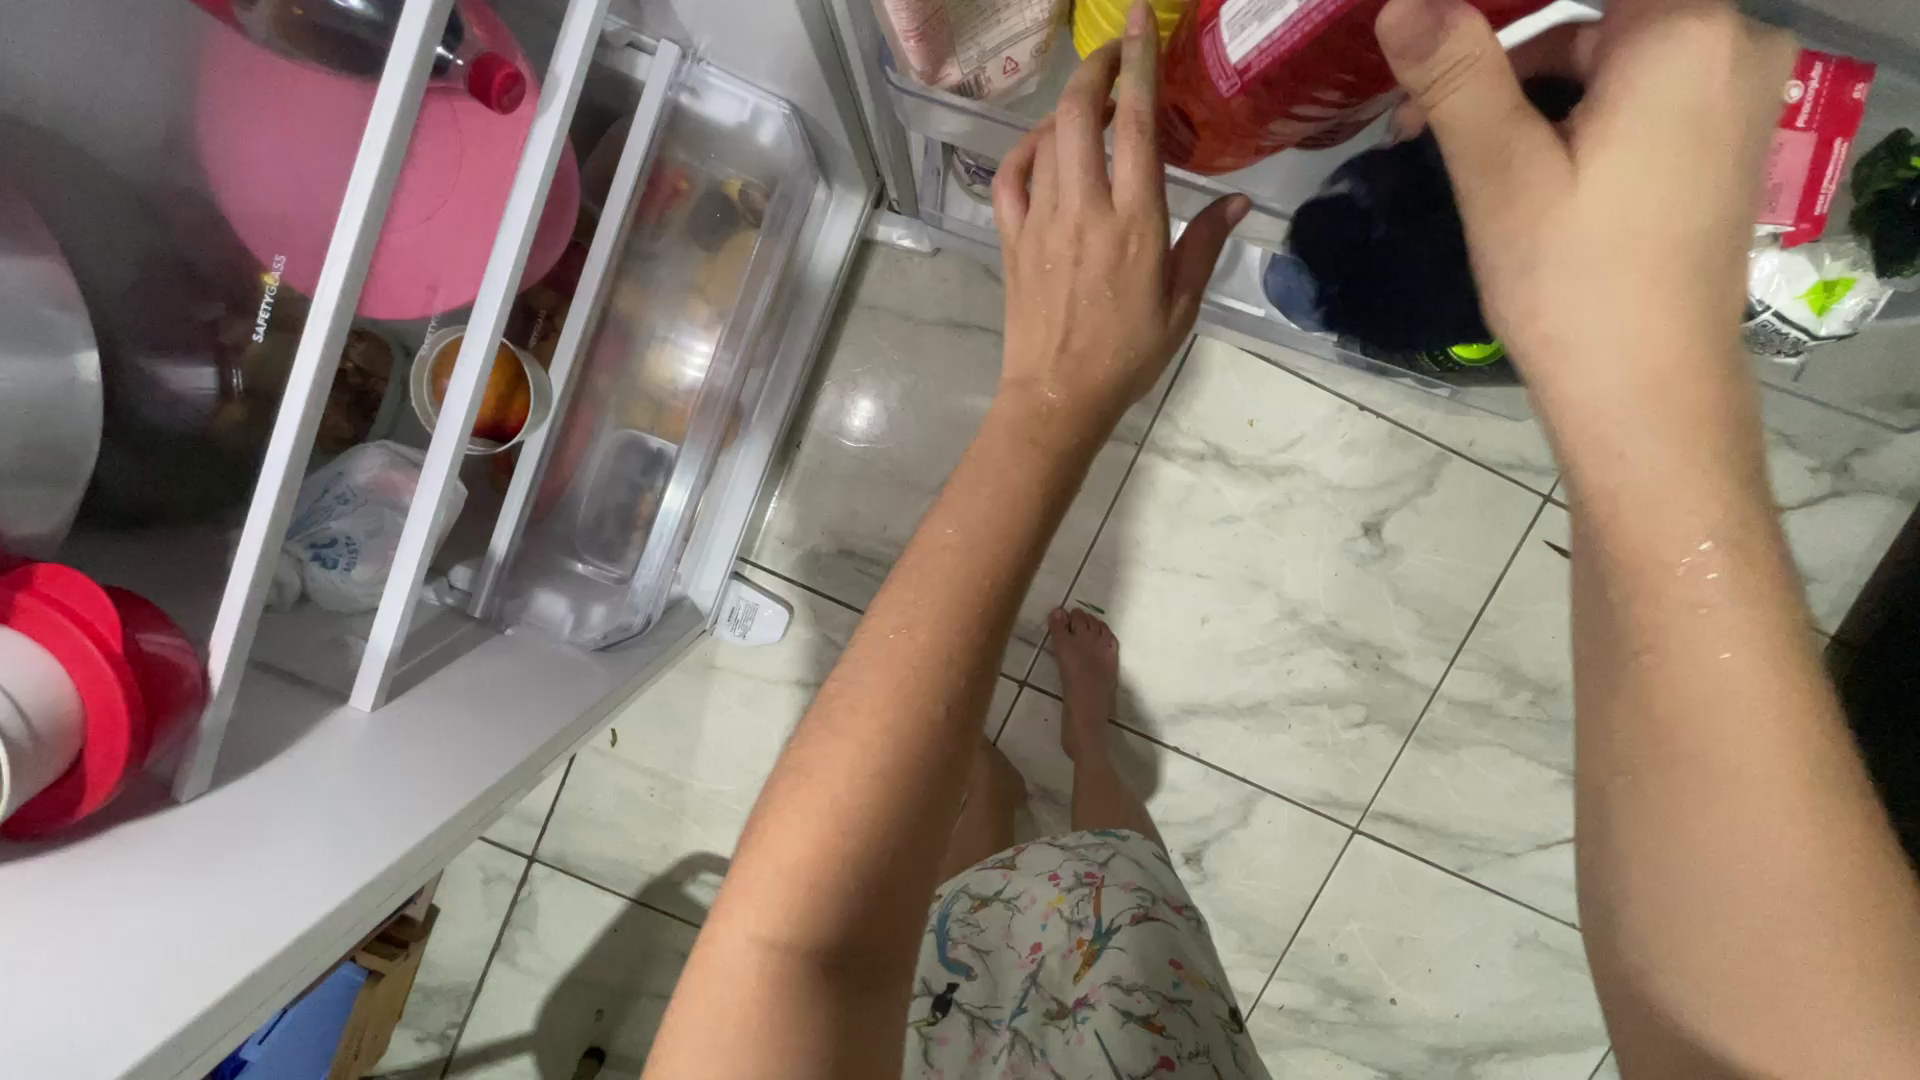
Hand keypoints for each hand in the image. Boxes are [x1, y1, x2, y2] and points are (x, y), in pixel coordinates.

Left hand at [992, 0, 1248, 436]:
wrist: (1056, 398)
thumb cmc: (1125, 358)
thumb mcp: (1180, 308)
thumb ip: (1204, 246)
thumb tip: (1237, 200)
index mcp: (1134, 222)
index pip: (1135, 123)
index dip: (1139, 62)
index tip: (1140, 21)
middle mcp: (1083, 210)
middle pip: (1078, 115)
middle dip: (1095, 69)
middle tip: (1115, 57)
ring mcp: (1039, 223)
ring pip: (1043, 140)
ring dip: (1064, 109)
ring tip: (1087, 107)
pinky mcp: (1010, 242)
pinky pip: (1008, 179)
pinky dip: (1022, 151)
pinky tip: (1040, 149)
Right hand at [1374, 0, 1794, 422]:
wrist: (1642, 380)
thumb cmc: (1566, 275)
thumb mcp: (1498, 174)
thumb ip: (1455, 78)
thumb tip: (1403, 4)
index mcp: (1681, 34)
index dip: (1492, 19)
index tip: (1431, 73)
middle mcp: (1733, 43)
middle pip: (1592, 24)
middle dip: (1499, 69)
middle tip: (1417, 130)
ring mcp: (1736, 97)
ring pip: (1612, 66)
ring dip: (1529, 102)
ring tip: (1466, 169)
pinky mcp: (1722, 145)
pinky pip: (1638, 103)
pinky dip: (1573, 126)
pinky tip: (1526, 184)